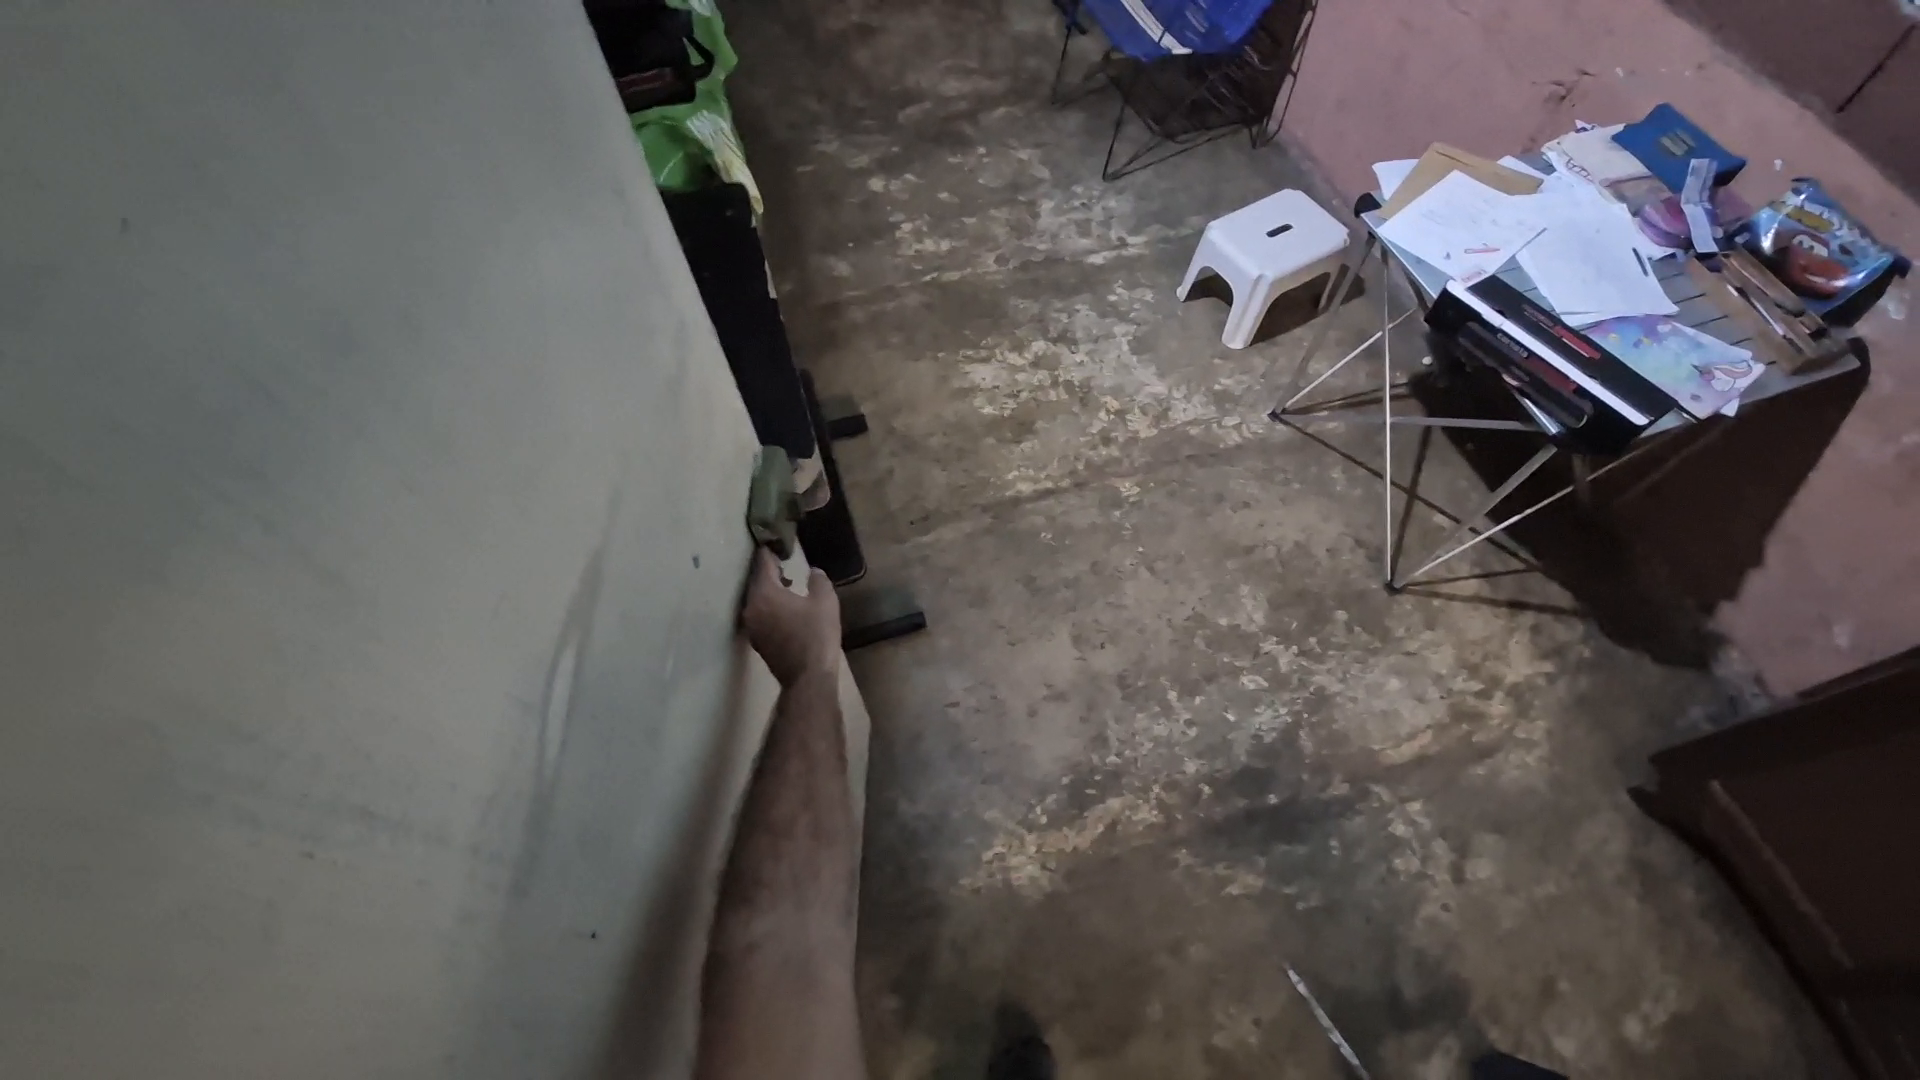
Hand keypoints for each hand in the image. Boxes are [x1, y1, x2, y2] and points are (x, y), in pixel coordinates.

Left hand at [740, 548, 840, 686]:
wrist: (808, 677)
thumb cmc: (817, 635)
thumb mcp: (825, 601)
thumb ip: (818, 580)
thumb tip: (813, 571)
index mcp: (764, 593)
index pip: (763, 564)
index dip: (770, 551)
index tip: (776, 542)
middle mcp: (751, 607)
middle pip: (757, 582)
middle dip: (769, 571)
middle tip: (784, 562)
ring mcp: (751, 626)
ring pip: (758, 599)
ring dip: (770, 590)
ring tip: (787, 584)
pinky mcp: (757, 640)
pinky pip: (760, 613)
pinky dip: (770, 606)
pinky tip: (786, 608)